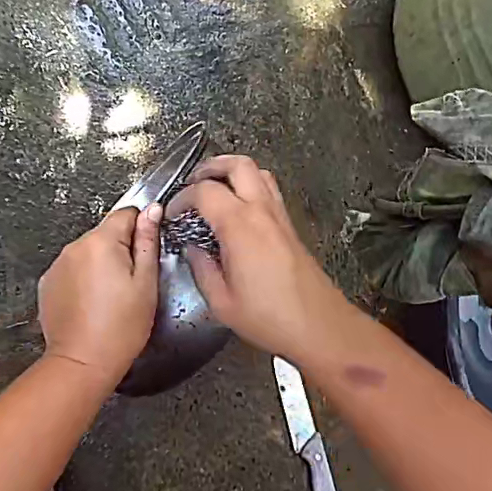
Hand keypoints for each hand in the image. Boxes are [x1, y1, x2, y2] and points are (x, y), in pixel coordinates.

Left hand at [37, 204, 161, 381]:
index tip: (145, 253)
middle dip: (121, 251)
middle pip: (105, 234)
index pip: (126, 214)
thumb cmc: (119, 328)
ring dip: (101, 265)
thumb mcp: (146, 283)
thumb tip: (152, 211)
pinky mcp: (48, 283)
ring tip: (112, 297)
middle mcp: (74, 247)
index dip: (141, 230)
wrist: (82, 362)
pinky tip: (94, 304)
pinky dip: (84, 280)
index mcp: (101, 242)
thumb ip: (148, 242)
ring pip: (88, 253)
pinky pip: (72, 270)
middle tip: (131, 283)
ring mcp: (58, 265)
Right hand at [166, 155, 359, 362]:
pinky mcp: (290, 227)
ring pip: (259, 172)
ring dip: (234, 172)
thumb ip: (202, 269)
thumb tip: (193, 251)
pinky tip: (238, 209)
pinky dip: (250, 187)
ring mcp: (280, 217)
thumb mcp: (221, 301)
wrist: (319, 326)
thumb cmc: (271, 317)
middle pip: (238, 164)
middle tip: (193, 181)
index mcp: (240, 226)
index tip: (172, 213)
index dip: (182, 198)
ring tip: (216, 188)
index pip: (204, 191)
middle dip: (211, 167)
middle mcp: (262, 212)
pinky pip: (270, 191)